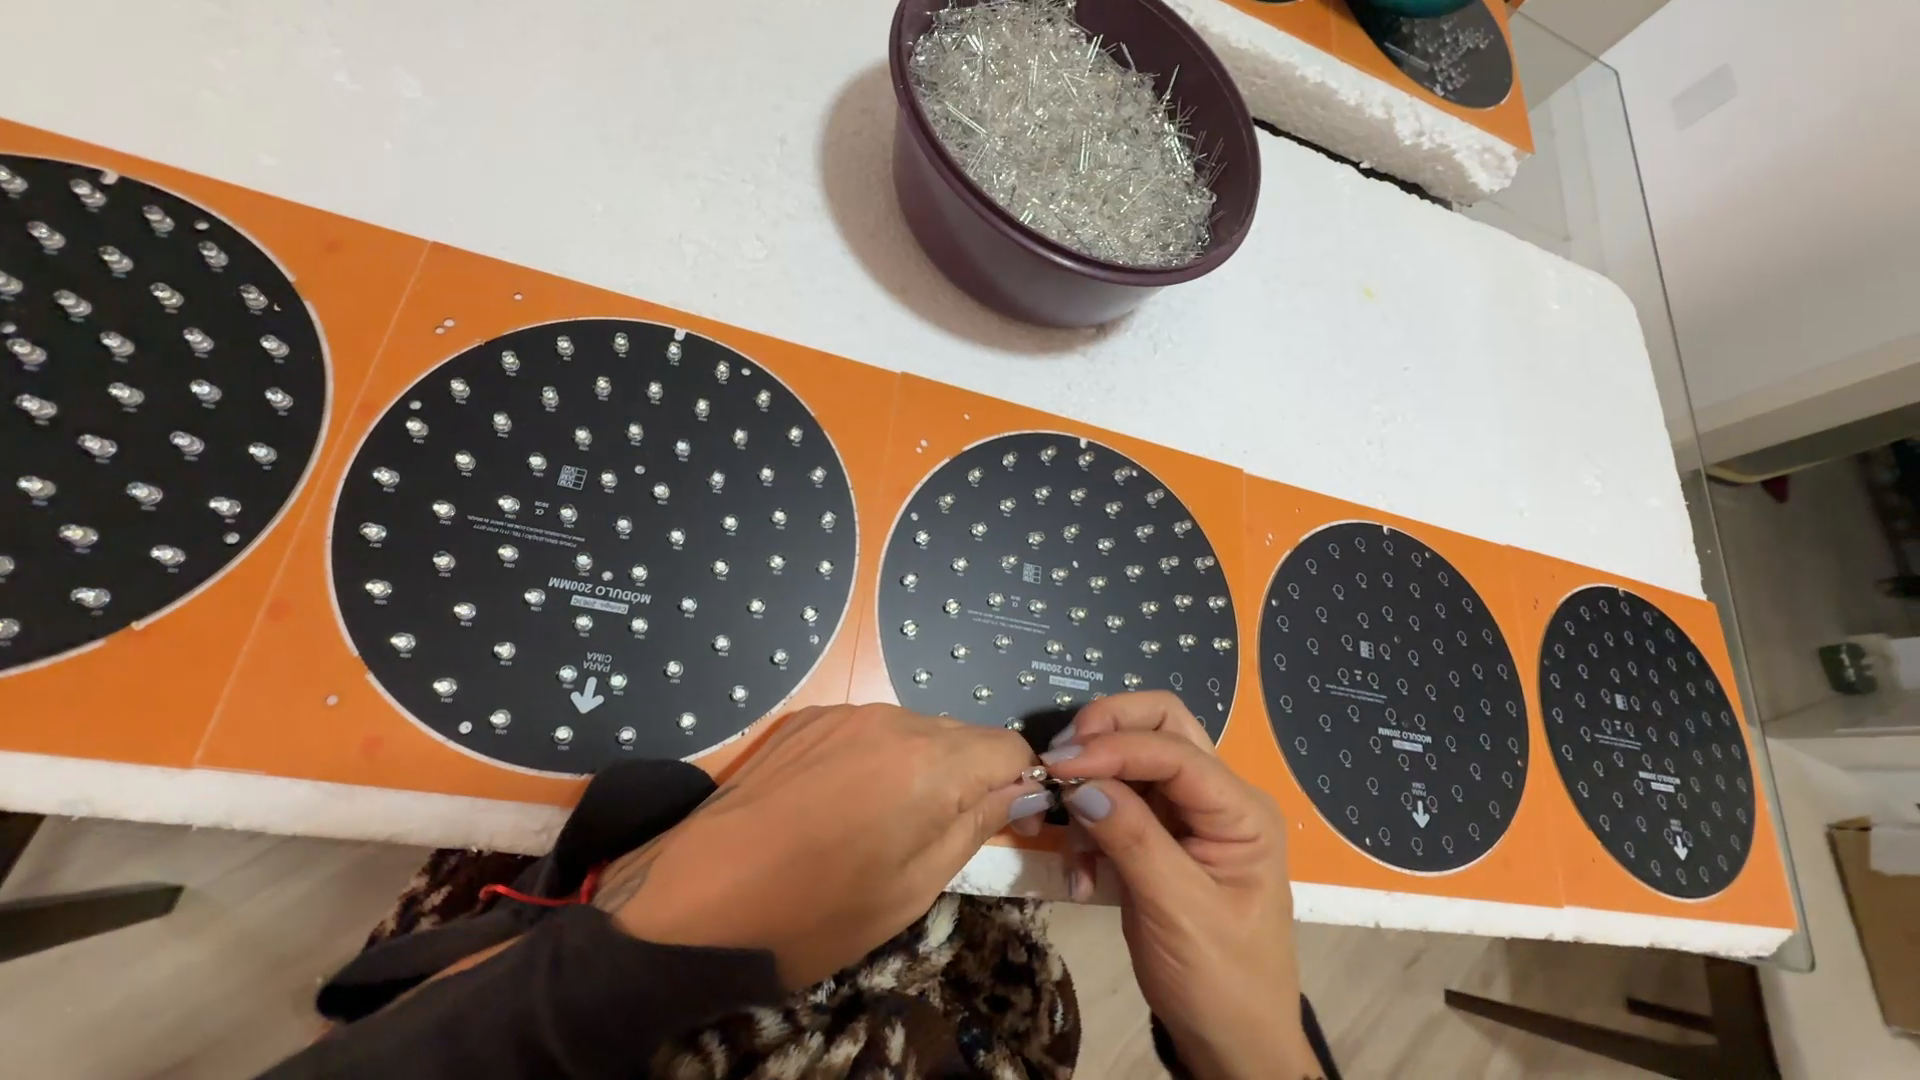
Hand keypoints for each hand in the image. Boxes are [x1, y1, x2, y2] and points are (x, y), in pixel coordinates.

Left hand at [592, 704, 1045, 988]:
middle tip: (941, 832)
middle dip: (971, 776)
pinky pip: (869, 728)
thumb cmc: (815, 913)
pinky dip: (878, 757)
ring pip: (917, 729)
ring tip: (885, 821)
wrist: (694, 899)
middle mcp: (891, 720)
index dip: (1018, 782)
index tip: (1006, 821)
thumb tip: (1025, 790)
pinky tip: (844, 801)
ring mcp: (844, 712)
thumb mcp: (913, 888)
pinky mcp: (808, 718)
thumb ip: (976, 825)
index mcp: (927, 764)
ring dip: (923, 766)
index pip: (1007, 746)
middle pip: (963, 735)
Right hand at [1043, 693, 1321, 1079]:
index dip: (1114, 746)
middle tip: (1062, 757)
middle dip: (1108, 730)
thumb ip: (1132, 838)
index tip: (1058, 763)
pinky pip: (1117, 803)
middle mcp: (1217, 797)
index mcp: (1239, 810)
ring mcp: (1188, 814)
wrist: (1232, 1041)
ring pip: (1133, 759)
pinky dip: (1091, 823)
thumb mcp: (1178, 910)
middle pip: (1162, 725)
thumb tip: (1078, 782)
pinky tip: (1083, 875)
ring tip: (1071, 839)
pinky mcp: (1160, 834)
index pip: (1173, 749)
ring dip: (1094, 784)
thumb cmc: (1221, 979)